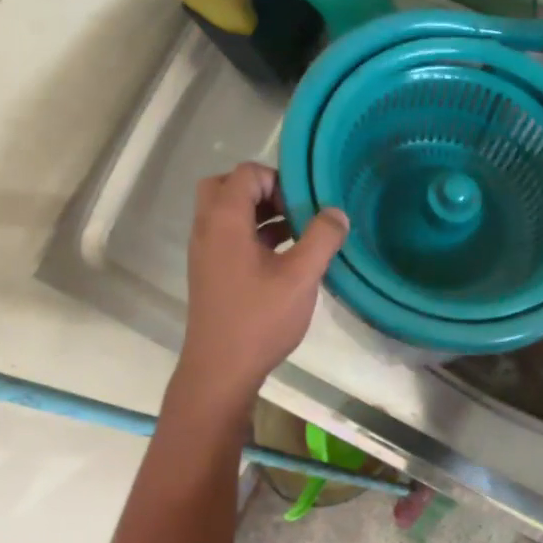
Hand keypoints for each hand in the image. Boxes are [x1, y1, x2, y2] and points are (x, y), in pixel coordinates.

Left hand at [171, 163, 347, 411]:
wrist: (221, 369)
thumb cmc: (260, 319)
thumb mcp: (301, 277)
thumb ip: (322, 239)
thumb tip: (337, 213)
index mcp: (224, 220)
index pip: (246, 173)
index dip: (279, 180)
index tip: (305, 206)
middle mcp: (207, 229)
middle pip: (228, 187)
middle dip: (264, 192)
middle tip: (295, 211)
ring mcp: (205, 252)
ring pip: (228, 214)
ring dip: (261, 215)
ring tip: (299, 234)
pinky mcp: (211, 273)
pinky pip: (230, 238)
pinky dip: (255, 236)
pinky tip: (286, 259)